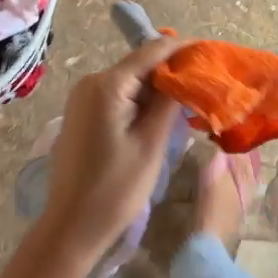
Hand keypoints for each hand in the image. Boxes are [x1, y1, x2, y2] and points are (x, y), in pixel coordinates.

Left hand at [39, 37, 190, 256]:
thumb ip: (168, 102)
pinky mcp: (81, 113)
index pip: (151, 51)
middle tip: (201, 83)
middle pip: (139, 65)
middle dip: (170, 72)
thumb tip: (184, 72)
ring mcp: (82, 97)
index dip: (181, 48)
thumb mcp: (150, 144)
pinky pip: (116, 95)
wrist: (70, 229)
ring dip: (155, 89)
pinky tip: (156, 117)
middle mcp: (91, 82)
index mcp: (107, 85)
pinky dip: (138, 101)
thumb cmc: (114, 189)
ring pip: (129, 81)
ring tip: (185, 101)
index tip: (208, 51)